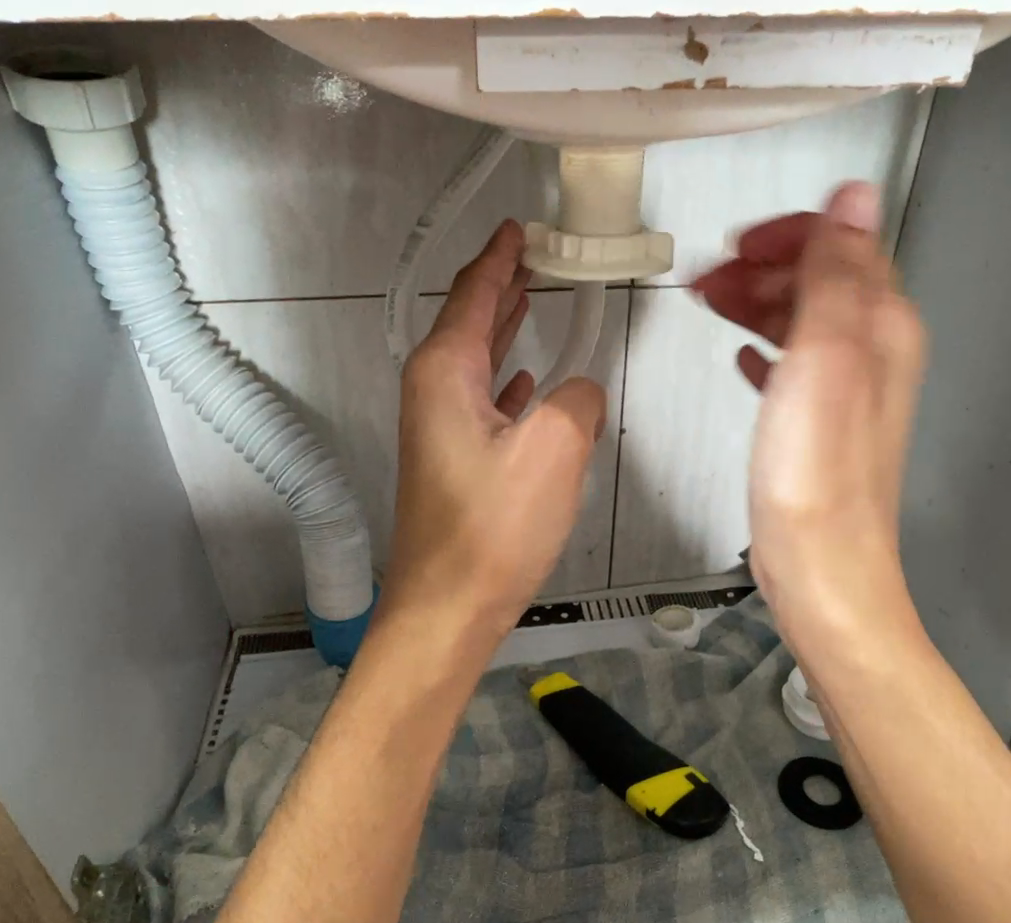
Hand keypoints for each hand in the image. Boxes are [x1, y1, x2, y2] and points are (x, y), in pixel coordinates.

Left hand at [382, 221, 607, 640]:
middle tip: (536, 255)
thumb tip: (579, 392)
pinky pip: (481, 402)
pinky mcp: (452, 464)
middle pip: (467, 322)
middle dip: (501, 287)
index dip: (499, 258)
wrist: (448, 608)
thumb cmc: (494, 528)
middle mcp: (431, 393)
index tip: (520, 226)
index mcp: (444, 373)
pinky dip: (504, 381)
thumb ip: (577, 400)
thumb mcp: (554, 449)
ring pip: (474, 363)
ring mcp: (438, 430)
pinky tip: (525, 380)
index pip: (472, 293)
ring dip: (503, 330)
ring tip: (532, 299)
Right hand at [691, 183, 927, 648]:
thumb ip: (838, 272)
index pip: (845, 244)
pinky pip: (792, 368)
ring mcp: (848, 392)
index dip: (789, 234)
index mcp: (883, 324)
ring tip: (707, 306)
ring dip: (758, 303)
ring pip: (804, 321)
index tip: (729, 247)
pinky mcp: (818, 428)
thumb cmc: (813, 466)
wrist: (820, 566)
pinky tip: (739, 357)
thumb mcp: (825, 355)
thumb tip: (854, 191)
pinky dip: (764, 350)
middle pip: (822, 280)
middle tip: (704, 282)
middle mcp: (876, 350)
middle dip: (765, 267)